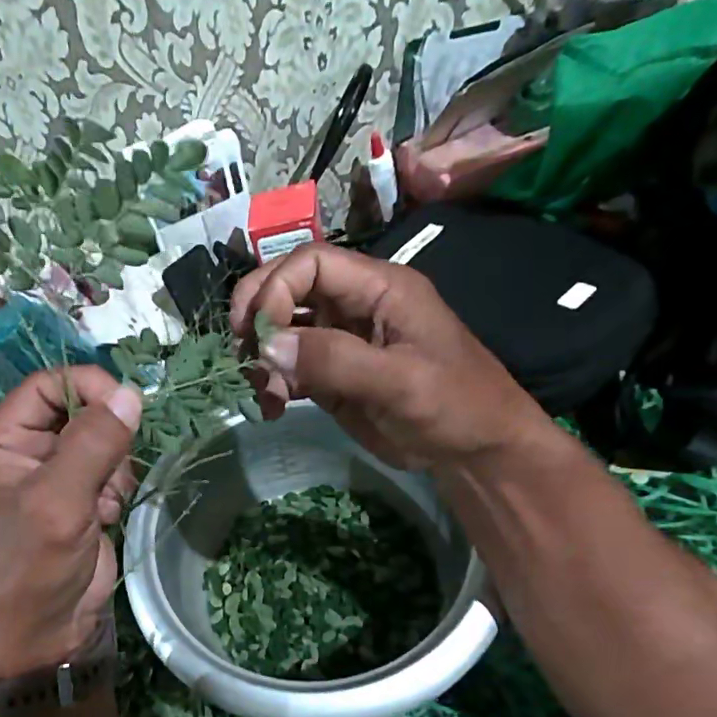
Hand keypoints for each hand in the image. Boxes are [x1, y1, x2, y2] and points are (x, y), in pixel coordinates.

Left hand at [0, 367, 141, 679]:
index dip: (88, 388)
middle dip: (104, 438)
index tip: (128, 407)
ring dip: (113, 466)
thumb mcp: (60, 500)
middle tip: (110, 474)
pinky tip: (106, 515)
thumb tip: (130, 393)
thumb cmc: (34, 565)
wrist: (45, 630)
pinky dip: (116, 486)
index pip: (46, 386)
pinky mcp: (76, 493)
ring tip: (104, 503)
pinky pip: (109, 465)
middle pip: (77, 410)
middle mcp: (20, 449)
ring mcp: (49, 472)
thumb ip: (93, 443)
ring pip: (100, 437)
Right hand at [229, 244, 550, 469]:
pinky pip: (291, 368)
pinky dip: (274, 384)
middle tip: (240, 351)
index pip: (313, 263)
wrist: (476, 453)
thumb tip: (267, 347)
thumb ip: (335, 360)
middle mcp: (355, 306)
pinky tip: (272, 408)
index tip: (259, 333)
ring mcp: (342, 341)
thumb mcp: (401, 382)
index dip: (277, 288)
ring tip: (260, 390)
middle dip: (259, 315)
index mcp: (380, 288)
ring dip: (262, 355)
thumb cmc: (455, 405)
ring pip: (284, 330)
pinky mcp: (334, 376)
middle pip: (290, 289)